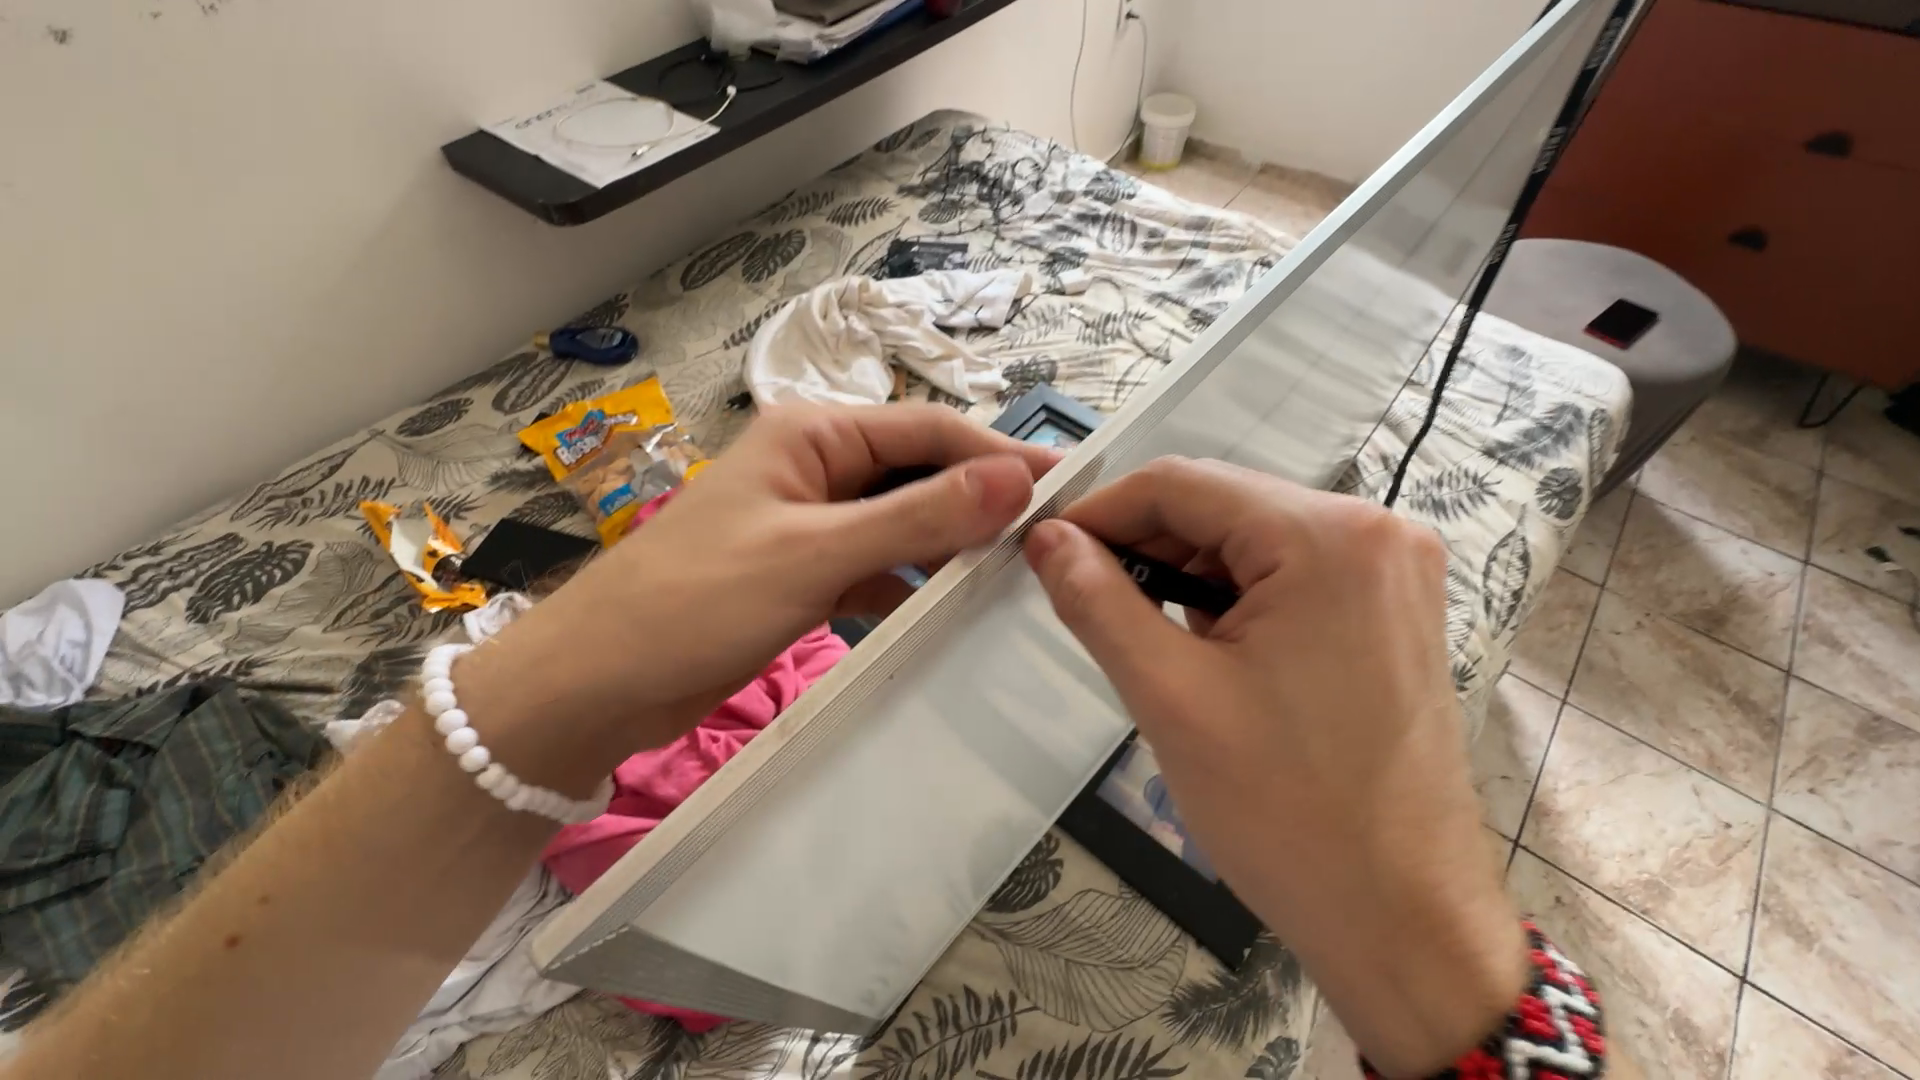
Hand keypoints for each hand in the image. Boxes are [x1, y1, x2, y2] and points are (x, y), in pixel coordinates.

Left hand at [460, 404, 1058, 789]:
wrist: (598, 684)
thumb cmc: (696, 601)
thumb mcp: (815, 554)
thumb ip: (917, 517)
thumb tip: (1016, 477)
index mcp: (814, 434)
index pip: (929, 430)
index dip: (999, 455)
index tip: (1068, 487)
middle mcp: (817, 467)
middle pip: (919, 473)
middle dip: (979, 502)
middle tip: (1049, 541)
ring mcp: (811, 523)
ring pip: (903, 523)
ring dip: (951, 546)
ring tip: (1015, 577)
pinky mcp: (806, 574)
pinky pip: (878, 567)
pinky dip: (912, 584)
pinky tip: (950, 611)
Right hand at [1022, 457, 1522, 1078]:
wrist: (1404, 921)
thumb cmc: (1287, 813)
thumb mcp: (1170, 697)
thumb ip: (1097, 601)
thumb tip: (1045, 538)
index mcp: (1329, 537)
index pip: (1182, 483)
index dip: (1100, 510)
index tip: (1045, 551)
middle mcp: (1375, 531)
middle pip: (1220, 506)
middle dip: (1142, 545)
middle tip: (1083, 598)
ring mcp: (1392, 570)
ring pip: (1250, 539)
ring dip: (1182, 573)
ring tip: (1139, 633)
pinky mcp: (1391, 609)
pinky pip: (1287, 574)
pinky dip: (1230, 596)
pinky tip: (1200, 646)